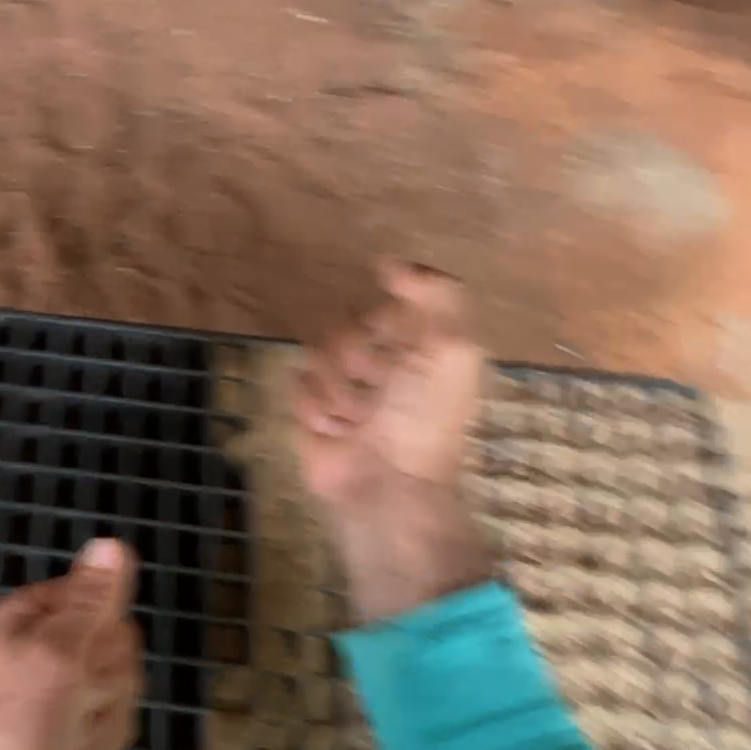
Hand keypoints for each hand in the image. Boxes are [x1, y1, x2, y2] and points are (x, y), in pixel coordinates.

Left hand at [0, 541, 141, 749]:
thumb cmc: (25, 719)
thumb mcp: (59, 650)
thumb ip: (92, 599)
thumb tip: (112, 541)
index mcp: (33, 611)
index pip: (100, 596)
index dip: (103, 631)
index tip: (87, 654)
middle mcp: (50, 639)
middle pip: (118, 639)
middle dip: (106, 677)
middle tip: (76, 697)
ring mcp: (67, 680)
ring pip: (123, 678)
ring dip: (104, 711)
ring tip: (72, 729)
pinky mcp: (81, 715)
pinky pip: (117, 712)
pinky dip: (102, 734)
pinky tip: (77, 748)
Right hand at [294, 259, 493, 622]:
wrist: (384, 485)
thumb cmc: (423, 418)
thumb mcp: (451, 347)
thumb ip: (436, 295)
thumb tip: (392, 264)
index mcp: (426, 353)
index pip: (398, 308)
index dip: (391, 311)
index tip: (388, 321)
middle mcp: (387, 370)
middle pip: (349, 328)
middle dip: (352, 349)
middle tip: (368, 375)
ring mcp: (347, 394)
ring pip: (318, 356)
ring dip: (332, 383)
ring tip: (349, 415)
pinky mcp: (315, 418)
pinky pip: (298, 388)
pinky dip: (313, 408)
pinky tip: (331, 429)